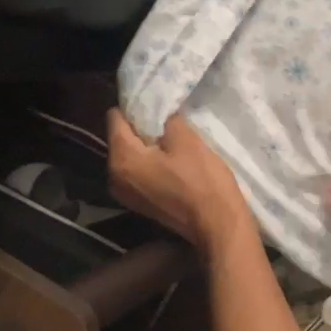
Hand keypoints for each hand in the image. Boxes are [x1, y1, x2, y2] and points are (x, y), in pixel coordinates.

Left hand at [106, 110, 254, 250]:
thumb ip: (167, 121)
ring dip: (148, 148)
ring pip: (131, 157)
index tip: (158, 105)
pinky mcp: (139, 203)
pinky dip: (152, 165)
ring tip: (174, 144)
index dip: (136, 107)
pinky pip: (138, 174)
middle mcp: (113, 176)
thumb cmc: (202, 181)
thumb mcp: (188, 141)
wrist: (217, 225)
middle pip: (121, 139)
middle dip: (142, 129)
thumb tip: (160, 114)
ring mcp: (125, 193)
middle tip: (170, 124)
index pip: (115, 118)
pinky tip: (174, 165)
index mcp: (121, 158)